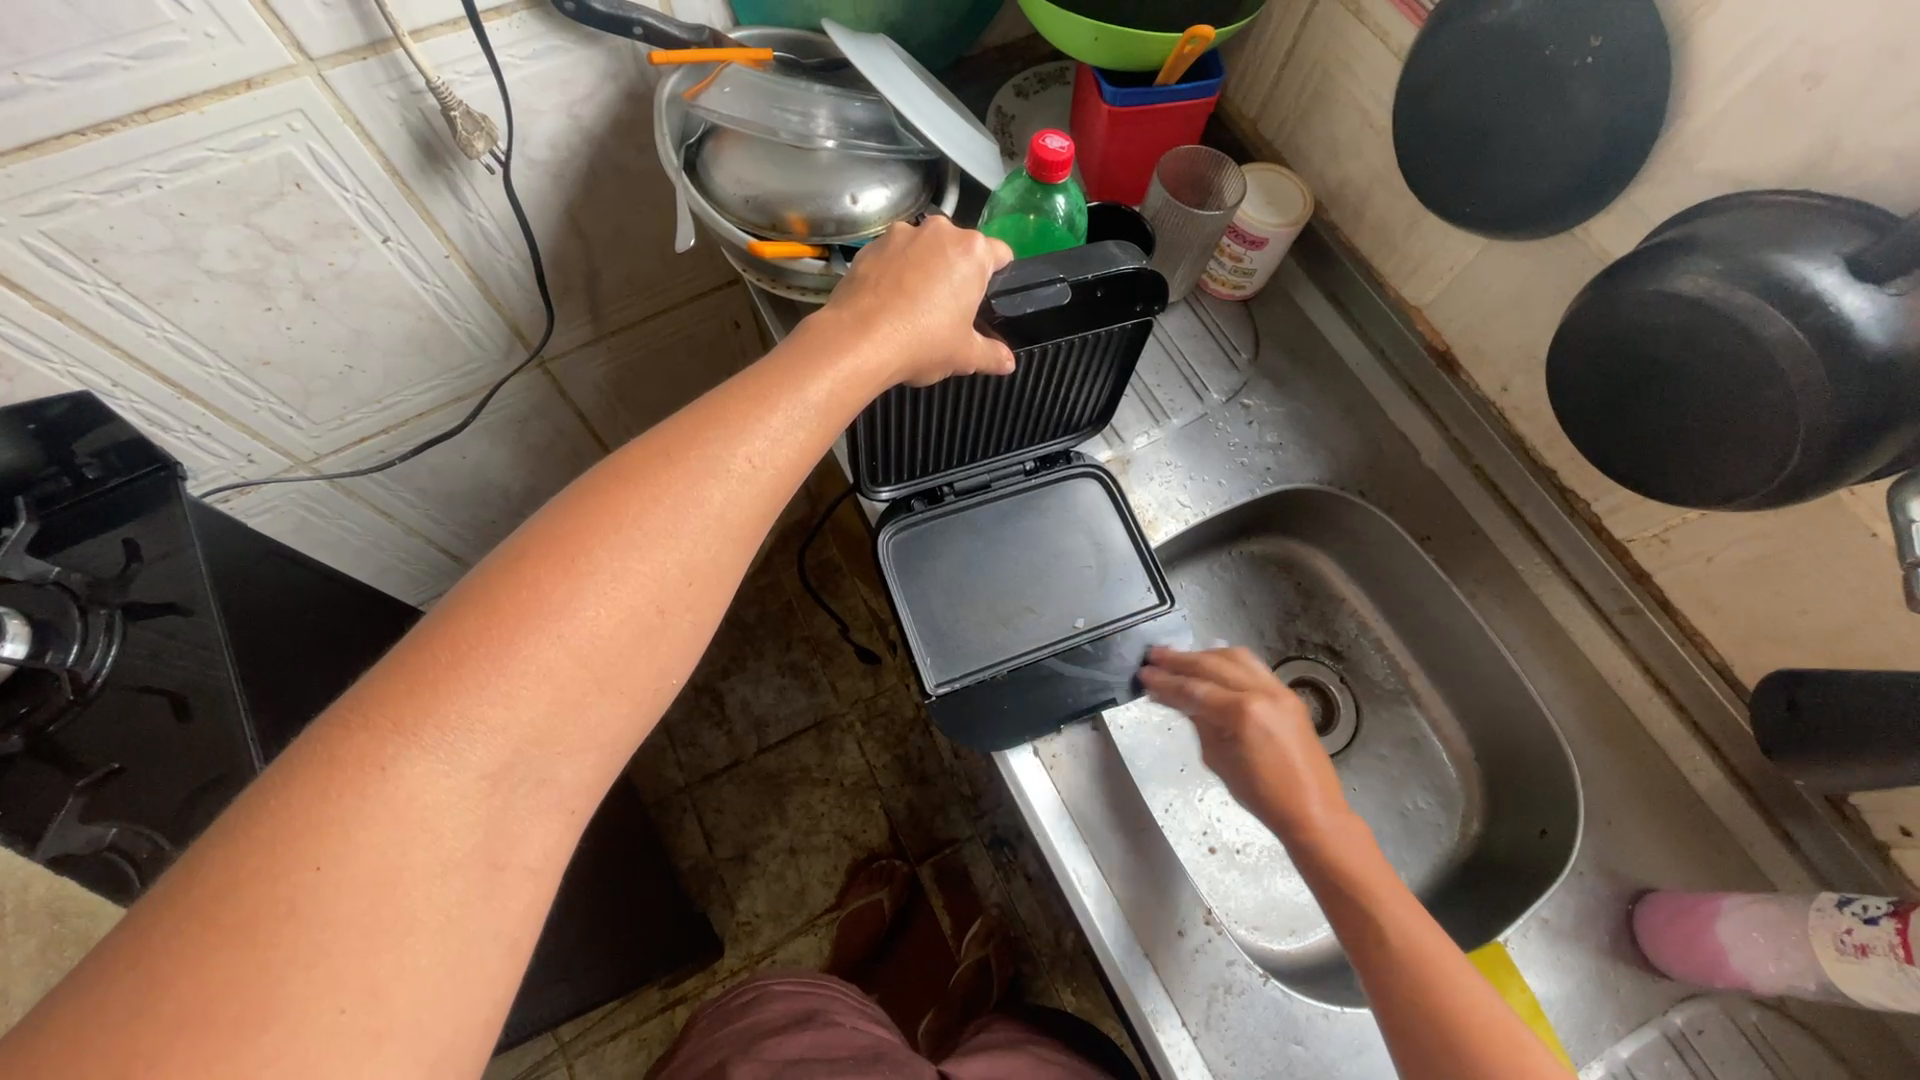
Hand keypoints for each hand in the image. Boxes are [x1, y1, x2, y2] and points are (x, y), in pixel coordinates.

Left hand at [816, 217, 1015, 387]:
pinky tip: (888, 304)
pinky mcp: (870, 246)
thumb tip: (1008, 363)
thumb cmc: (922, 342)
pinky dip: (895, 273)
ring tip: (914, 308)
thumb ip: (991, 355)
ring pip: (923, 250)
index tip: (987, 301)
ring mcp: (901, 234)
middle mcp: (939, 231)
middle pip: (959, 249)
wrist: (858, 341)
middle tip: (949, 311)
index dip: (998, 278)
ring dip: (924, 270)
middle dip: (957, 274)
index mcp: (972, 251)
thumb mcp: (964, 355)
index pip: (1000, 255)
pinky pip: (893, 257)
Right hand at [1138, 646, 1351, 841]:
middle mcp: (1262, 692)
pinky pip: (1254, 668)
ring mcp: (1279, 691)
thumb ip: (1199, 722)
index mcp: (1242, 713)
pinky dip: (1229, 662)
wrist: (1312, 810)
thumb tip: (1178, 698)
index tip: (1143, 675)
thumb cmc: (1260, 795)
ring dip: (1205, 655)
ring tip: (1180, 657)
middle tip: (1154, 656)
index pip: (1194, 689)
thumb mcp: (1217, 759)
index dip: (1165, 682)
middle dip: (1180, 660)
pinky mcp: (1288, 695)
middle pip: (1213, 665)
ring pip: (1236, 658)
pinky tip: (1212, 664)